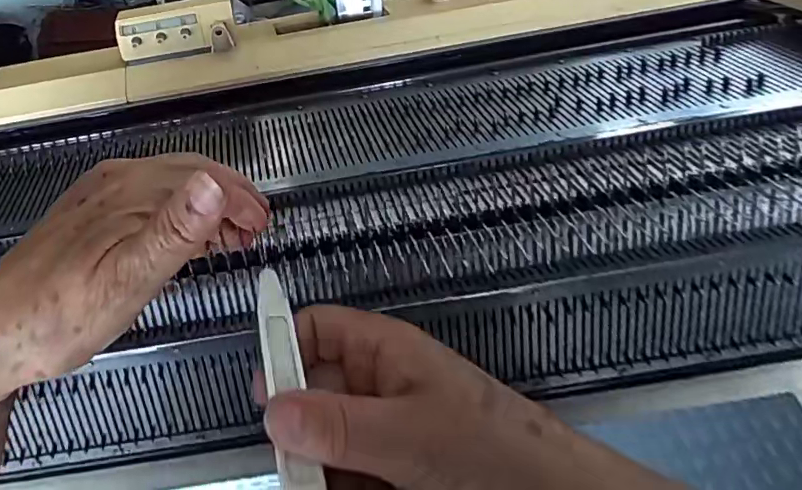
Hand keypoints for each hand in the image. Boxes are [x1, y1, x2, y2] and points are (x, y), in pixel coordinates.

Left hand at [0, 154, 270, 404]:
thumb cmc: (50, 321)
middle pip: (189, 175)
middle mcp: (114, 183)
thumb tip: (213, 185)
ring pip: (169, 185)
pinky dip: (178, 211)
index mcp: (128, 191)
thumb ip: (174, 232)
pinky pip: (147, 198)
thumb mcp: (124, 283)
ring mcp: (99, 197)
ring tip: (228, 233)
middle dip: (229, 197)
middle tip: (254, 226)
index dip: (240, 200)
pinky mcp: (89, 215)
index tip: (262, 221)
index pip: (203, 180)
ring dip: (206, 204)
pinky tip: (179, 234)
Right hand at [261, 306, 679, 489]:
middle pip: (313, 393)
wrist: (542, 489)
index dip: (284, 347)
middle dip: (300, 431)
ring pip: (327, 441)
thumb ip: (341, 424)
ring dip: (323, 470)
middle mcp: (376, 381)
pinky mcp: (390, 465)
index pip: (317, 327)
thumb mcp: (409, 435)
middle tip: (299, 469)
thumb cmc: (484, 443)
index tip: (259, 393)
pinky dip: (343, 485)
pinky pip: (348, 472)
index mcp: (381, 349)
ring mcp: (383, 426)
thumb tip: (274, 409)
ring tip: (352, 484)